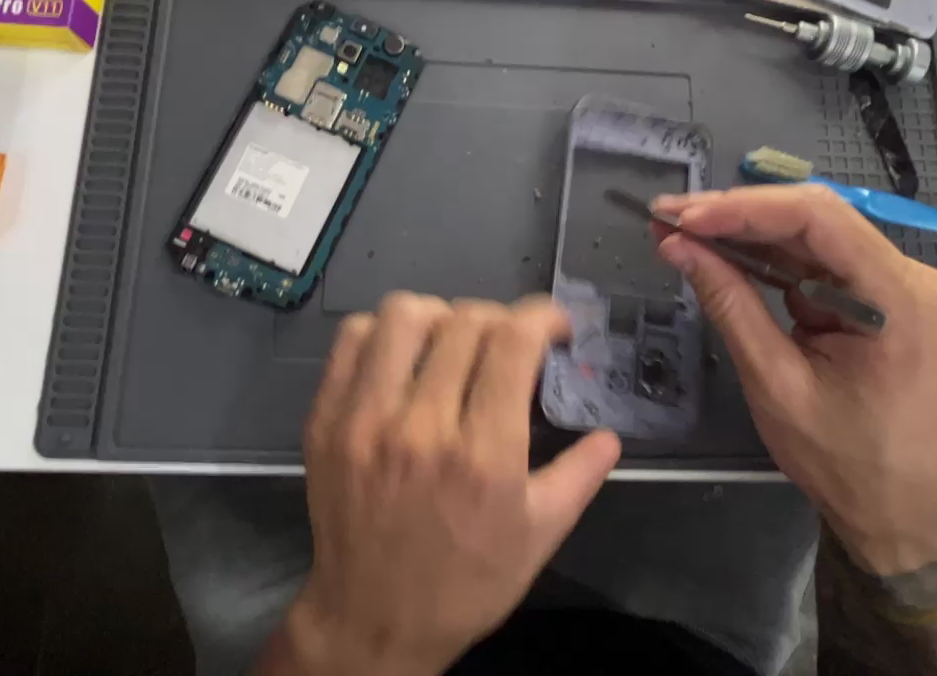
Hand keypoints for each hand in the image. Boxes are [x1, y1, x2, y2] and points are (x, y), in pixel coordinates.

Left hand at [278, 293, 621, 675]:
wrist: (371, 620)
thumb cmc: (464, 583)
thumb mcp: (538, 538)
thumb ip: (579, 476)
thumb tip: (610, 434)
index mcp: (484, 455)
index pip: (513, 341)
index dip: (543, 316)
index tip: (554, 327)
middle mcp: (422, 426)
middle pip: (466, 320)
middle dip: (501, 320)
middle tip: (508, 346)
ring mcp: (365, 418)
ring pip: (404, 315)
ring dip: (441, 316)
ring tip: (451, 344)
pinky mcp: (326, 418)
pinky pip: (352, 337)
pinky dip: (384, 331)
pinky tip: (402, 358)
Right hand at [653, 185, 936, 575]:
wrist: (895, 517)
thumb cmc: (843, 462)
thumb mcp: (775, 382)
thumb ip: (729, 304)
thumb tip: (677, 245)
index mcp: (900, 297)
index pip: (818, 220)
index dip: (743, 208)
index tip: (683, 217)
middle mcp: (905, 277)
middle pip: (812, 218)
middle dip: (734, 213)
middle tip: (667, 214)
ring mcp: (891, 284)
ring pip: (807, 234)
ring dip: (740, 230)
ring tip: (678, 226)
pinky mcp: (870, 296)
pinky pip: (810, 260)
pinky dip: (760, 256)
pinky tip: (715, 247)